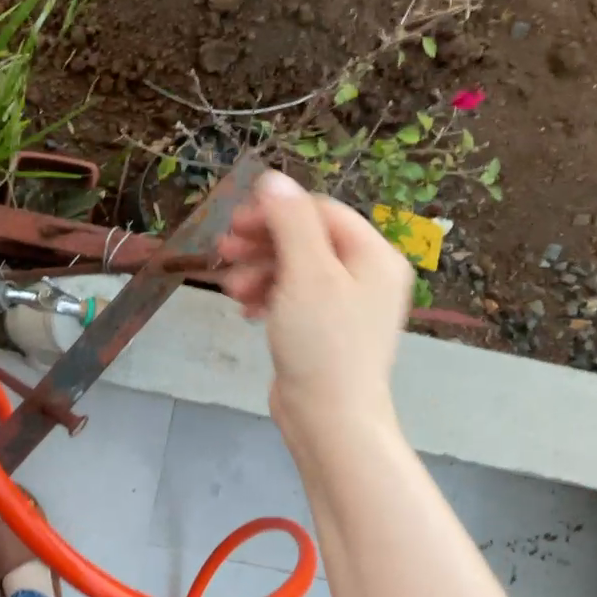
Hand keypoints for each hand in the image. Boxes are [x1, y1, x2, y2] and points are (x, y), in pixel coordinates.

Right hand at [215, 171, 413, 438]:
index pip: (321, 212)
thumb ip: (290, 223)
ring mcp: (346, 303)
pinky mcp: (324, 328)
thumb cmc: (321, 342)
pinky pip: (292, 296)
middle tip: (222, 251)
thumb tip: (272, 179)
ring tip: (230, 290)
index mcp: (373, 255)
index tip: (233, 223)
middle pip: (306, 238)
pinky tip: (245, 310)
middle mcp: (366, 274)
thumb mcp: (305, 274)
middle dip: (261, 243)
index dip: (276, 212)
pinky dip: (266, 295)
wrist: (329, 416)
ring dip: (257, 270)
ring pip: (294, 268)